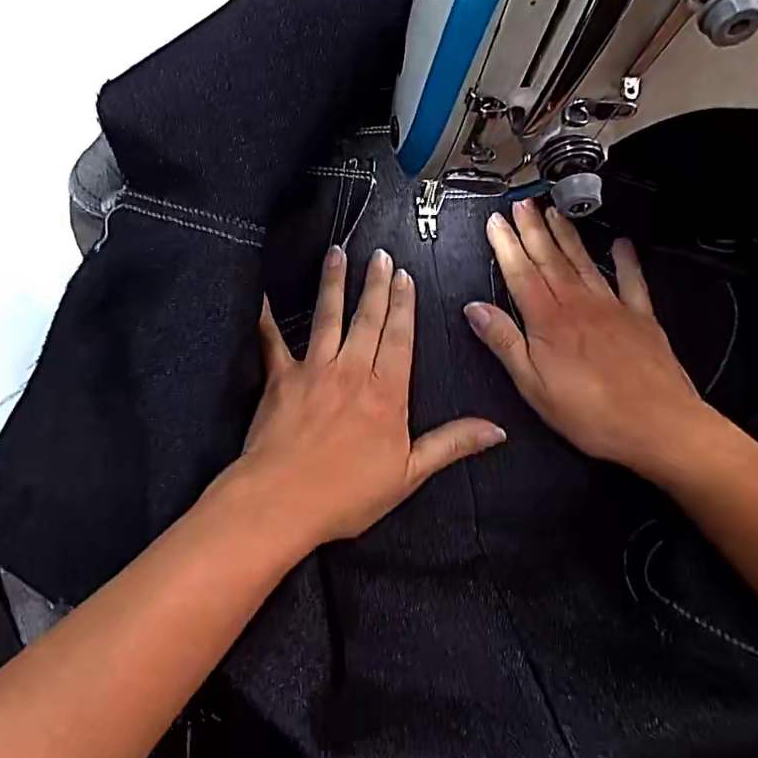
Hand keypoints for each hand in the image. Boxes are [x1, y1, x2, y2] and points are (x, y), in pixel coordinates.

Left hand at [218, 246, 504, 546]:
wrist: (282, 502)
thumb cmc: (344, 494)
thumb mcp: (410, 473)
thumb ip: (452, 444)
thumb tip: (494, 431)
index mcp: (386, 393)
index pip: (399, 336)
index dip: (404, 304)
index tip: (405, 277)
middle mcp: (352, 372)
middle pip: (368, 318)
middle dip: (376, 283)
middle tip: (380, 256)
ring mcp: (315, 371)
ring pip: (328, 317)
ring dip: (334, 283)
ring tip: (338, 255)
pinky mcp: (281, 380)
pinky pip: (272, 341)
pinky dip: (266, 318)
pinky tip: (264, 296)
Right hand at [465, 201, 723, 478]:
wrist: (657, 425)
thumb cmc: (597, 414)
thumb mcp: (533, 386)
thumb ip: (504, 342)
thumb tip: (477, 312)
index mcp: (550, 321)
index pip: (520, 272)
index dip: (505, 244)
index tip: (497, 223)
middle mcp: (580, 306)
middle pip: (550, 258)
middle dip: (532, 229)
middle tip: (522, 206)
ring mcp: (612, 308)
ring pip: (583, 261)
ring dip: (566, 235)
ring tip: (554, 214)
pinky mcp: (641, 319)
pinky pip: (631, 280)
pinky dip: (625, 259)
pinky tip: (621, 244)